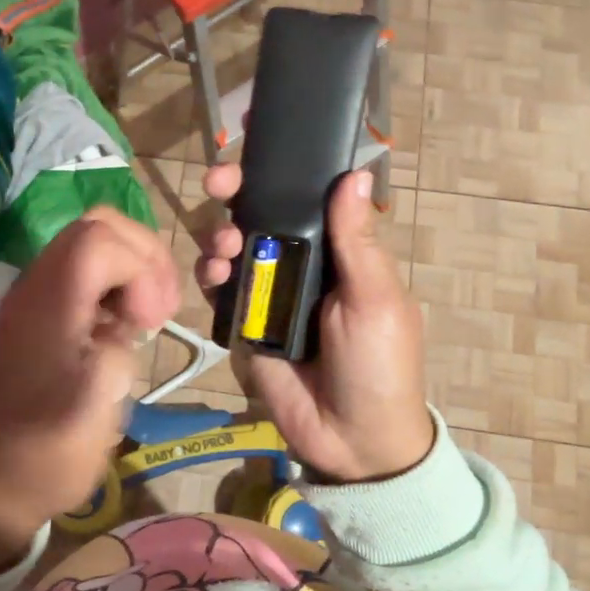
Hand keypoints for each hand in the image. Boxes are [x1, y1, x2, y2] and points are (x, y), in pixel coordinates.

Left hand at [0, 207, 179, 574]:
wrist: (3, 484)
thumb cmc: (52, 451)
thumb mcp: (97, 403)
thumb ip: (117, 345)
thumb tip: (120, 325)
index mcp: (46, 307)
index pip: (100, 239)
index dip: (142, 267)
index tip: (153, 320)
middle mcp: (34, 290)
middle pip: (95, 227)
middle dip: (142, 256)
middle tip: (162, 308)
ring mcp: (34, 302)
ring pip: (91, 245)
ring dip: (132, 270)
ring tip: (149, 317)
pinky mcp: (40, 319)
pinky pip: (82, 275)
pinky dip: (115, 288)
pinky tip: (127, 328)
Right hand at [196, 167, 433, 483]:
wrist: (352, 441)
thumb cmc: (379, 365)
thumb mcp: (376, 300)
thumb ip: (357, 241)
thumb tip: (355, 174)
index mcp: (340, 255)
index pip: (306, 200)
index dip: (280, 173)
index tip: (255, 149)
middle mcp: (300, 267)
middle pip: (260, 216)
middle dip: (236, 192)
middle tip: (218, 180)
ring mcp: (268, 296)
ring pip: (234, 248)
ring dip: (221, 234)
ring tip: (225, 246)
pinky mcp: (242, 327)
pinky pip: (219, 291)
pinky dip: (210, 275)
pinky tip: (214, 273)